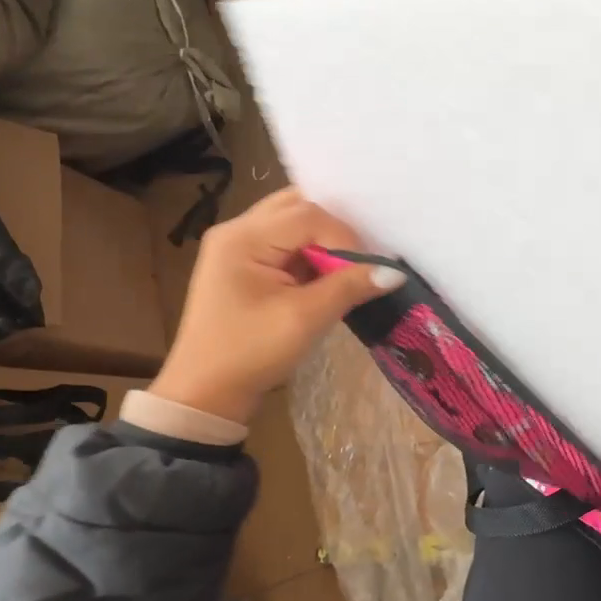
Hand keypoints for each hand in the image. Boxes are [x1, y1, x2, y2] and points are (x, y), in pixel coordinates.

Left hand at [149, 188, 404, 423]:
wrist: (205, 394)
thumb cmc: (251, 353)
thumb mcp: (305, 319)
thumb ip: (350, 287)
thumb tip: (394, 272)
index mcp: (243, 238)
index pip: (308, 216)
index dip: (343, 237)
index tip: (364, 269)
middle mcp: (236, 230)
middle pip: (297, 206)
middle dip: (333, 229)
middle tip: (356, 259)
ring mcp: (236, 245)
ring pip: (291, 220)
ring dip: (321, 239)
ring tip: (341, 267)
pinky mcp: (242, 263)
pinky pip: (283, 240)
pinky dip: (308, 250)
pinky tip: (323, 274)